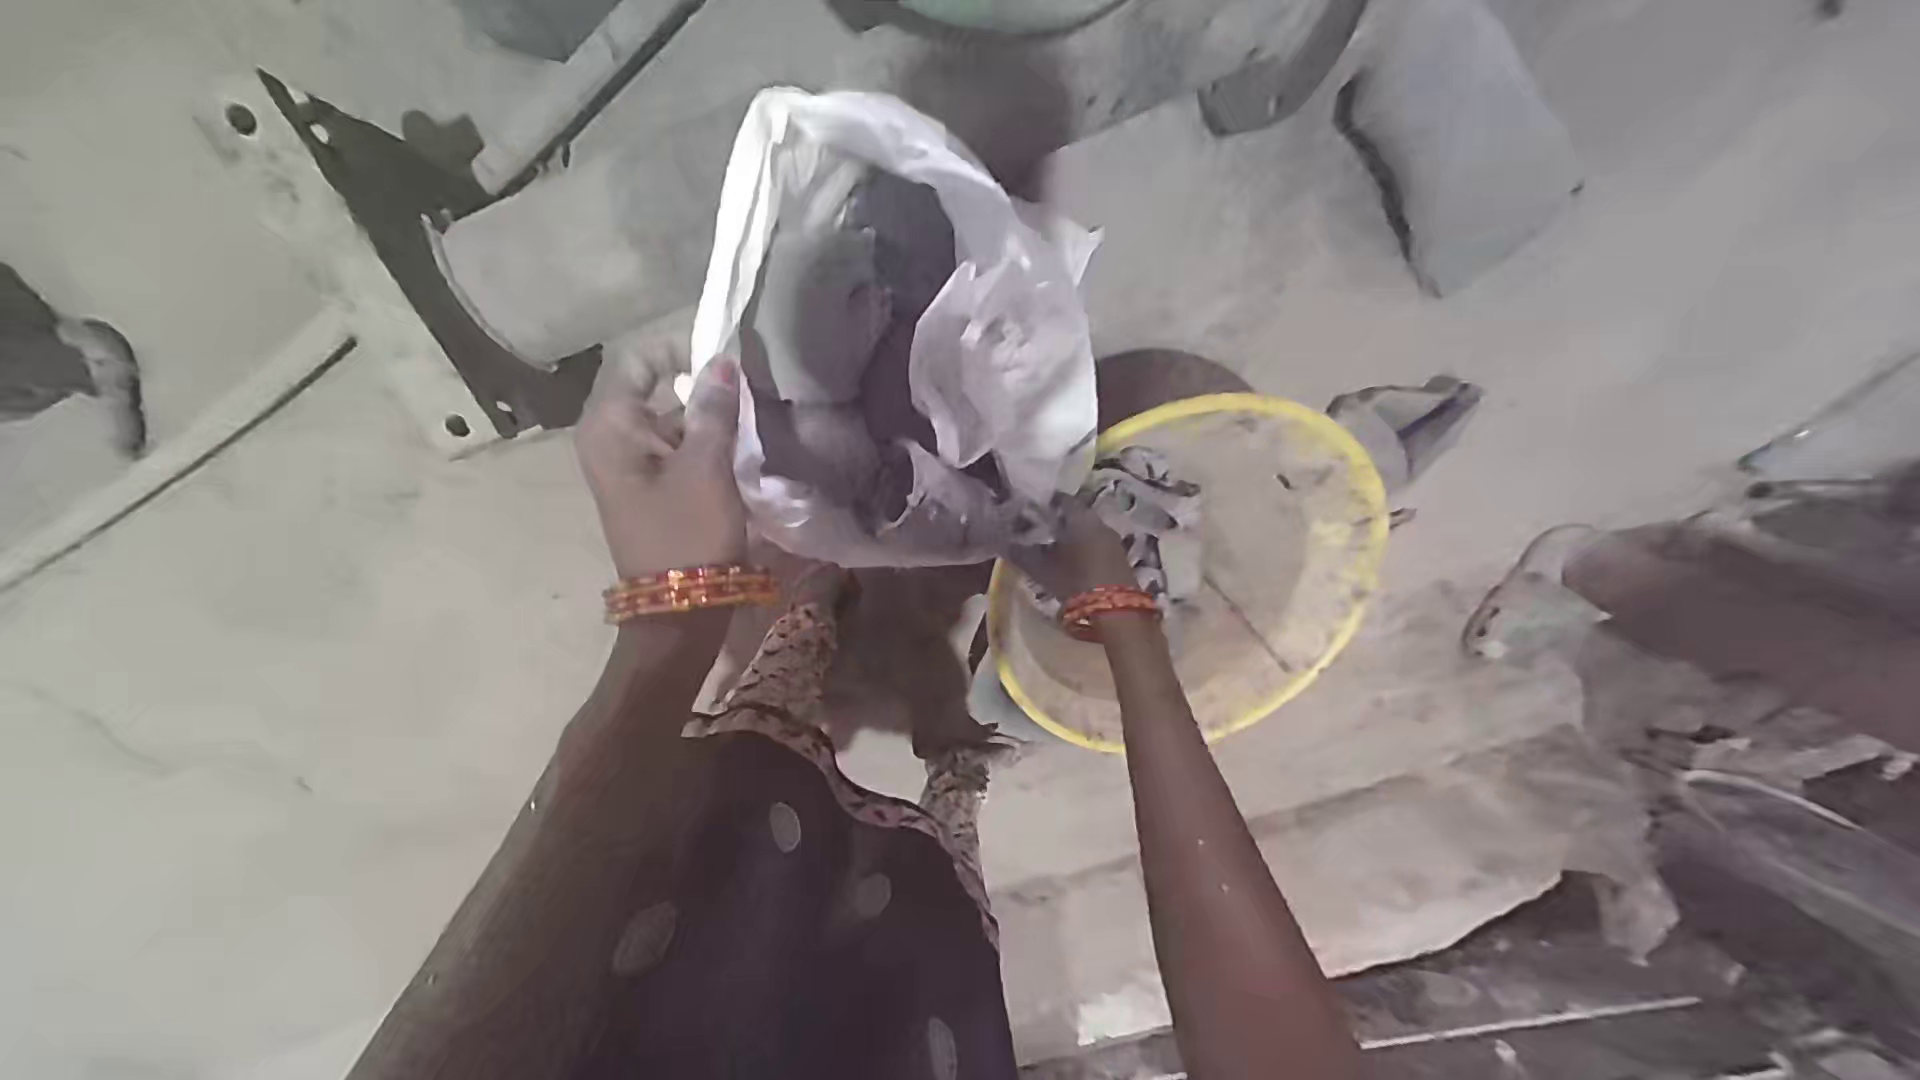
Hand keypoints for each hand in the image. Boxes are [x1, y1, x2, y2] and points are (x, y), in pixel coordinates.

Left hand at [576, 355, 746, 577]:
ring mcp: (629, 464)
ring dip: (708, 419)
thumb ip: (713, 411)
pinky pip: (675, 448)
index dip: (681, 350)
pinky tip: (738, 452)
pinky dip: (704, 444)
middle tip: (748, 396)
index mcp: (610, 427)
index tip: (727, 363)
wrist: (680, 608)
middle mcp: (610, 438)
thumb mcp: (706, 468)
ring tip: (751, 424)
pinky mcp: (649, 486)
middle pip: (655, 389)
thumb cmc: (688, 534)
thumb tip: (723, 362)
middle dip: (702, 388)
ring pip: (670, 420)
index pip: (638, 360)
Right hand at [1011, 498, 1137, 598]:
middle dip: (1056, 521)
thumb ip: (1021, 552)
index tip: (1028, 513)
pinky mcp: (1120, 557)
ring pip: (1087, 529)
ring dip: (1071, 535)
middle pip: (1075, 514)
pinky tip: (1071, 561)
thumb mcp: (1041, 569)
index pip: (1060, 499)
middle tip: (1036, 531)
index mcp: (1080, 517)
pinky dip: (1083, 547)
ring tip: (1051, 548)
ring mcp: (1113, 540)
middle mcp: (1099, 522)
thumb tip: (1005, 542)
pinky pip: (1097, 543)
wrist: (1115, 612)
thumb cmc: (1074, 582)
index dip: (1043, 504)